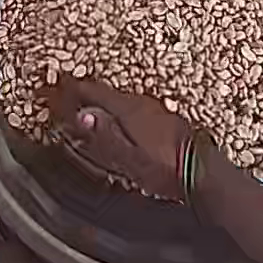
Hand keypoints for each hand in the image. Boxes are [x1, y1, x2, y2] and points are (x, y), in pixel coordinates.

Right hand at [45, 79, 192, 197]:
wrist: (206, 174)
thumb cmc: (166, 169)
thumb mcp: (129, 157)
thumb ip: (105, 135)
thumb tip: (82, 114)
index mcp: (128, 109)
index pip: (93, 91)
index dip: (73, 89)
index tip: (56, 88)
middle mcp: (141, 103)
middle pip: (105, 93)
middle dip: (84, 94)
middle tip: (66, 98)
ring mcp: (155, 110)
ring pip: (120, 100)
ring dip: (101, 103)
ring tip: (87, 110)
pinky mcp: (165, 120)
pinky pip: (133, 108)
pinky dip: (118, 111)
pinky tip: (119, 123)